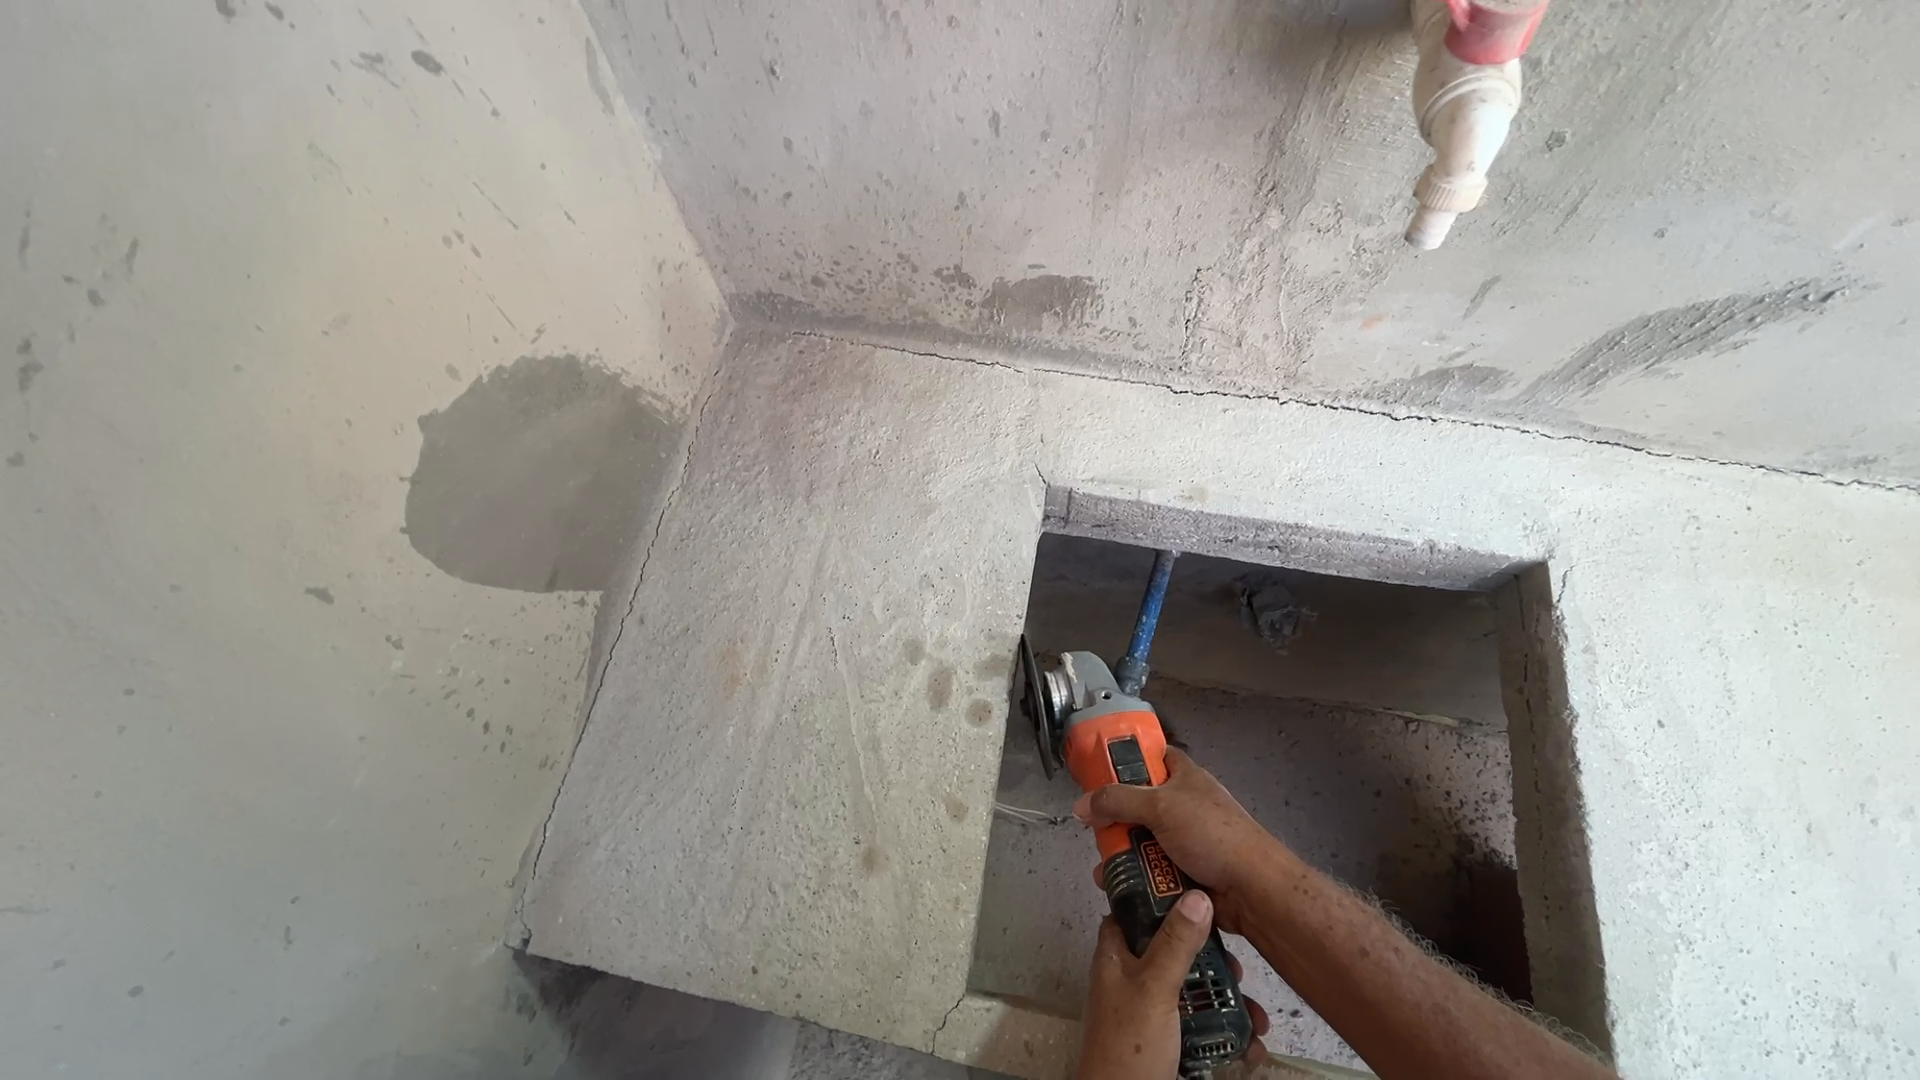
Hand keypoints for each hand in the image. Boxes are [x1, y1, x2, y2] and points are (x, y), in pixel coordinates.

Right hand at [1073, 747, 1283, 931]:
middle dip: (1116, 819)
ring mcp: (1185, 840)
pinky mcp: (1185, 871)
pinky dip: (1135, 876)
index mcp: (1184, 777)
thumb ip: (1117, 801)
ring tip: (1103, 868)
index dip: (1128, 761)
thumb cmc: (1211, 833)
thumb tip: (1081, 805)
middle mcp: (1184, 805)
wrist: (1252, 889)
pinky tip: (1117, 886)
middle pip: (1139, 804)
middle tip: (1096, 830)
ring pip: (1143, 840)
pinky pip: (1152, 869)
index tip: (1099, 773)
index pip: (1153, 757)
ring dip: (1122, 853)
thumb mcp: (1160, 806)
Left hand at [1075, 890, 1268, 1079]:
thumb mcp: (1154, 986)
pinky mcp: (1169, 1042)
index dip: (1163, 899)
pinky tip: (1254, 1044)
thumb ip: (1176, 942)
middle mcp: (1132, 976)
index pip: (1135, 910)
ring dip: (1227, 1001)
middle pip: (1174, 951)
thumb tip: (1198, 894)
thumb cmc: (1130, 1041)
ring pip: (1193, 990)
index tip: (1202, 896)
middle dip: (1212, 960)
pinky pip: (1202, 1027)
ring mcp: (1151, 1011)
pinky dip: (1227, 1032)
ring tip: (1259, 1016)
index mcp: (1116, 954)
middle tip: (1240, 970)